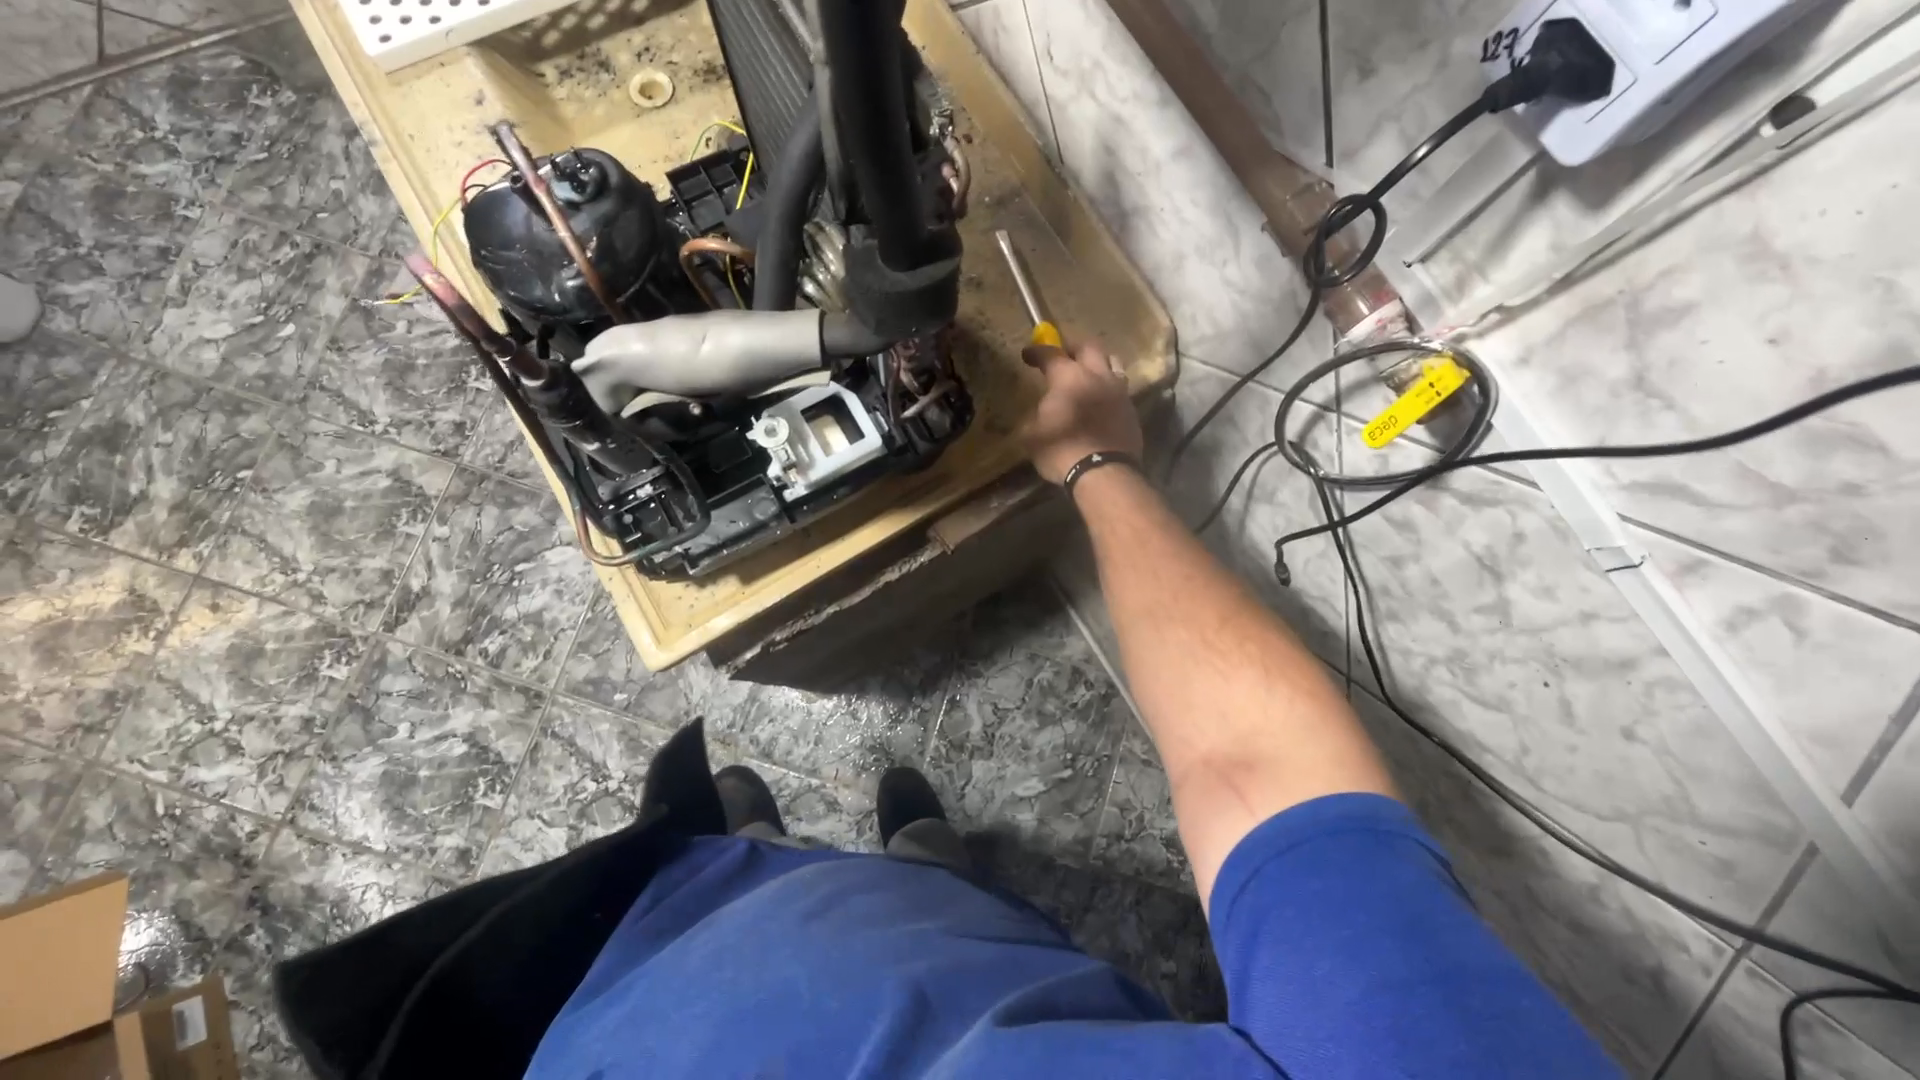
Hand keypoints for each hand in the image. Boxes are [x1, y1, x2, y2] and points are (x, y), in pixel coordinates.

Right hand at [1021, 339, 1142, 485]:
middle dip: (1073, 345)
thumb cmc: (1062, 451)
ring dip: (1098, 362)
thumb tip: (1041, 412)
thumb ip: (1035, 416)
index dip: (1037, 351)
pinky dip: (1108, 388)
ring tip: (1088, 371)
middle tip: (1063, 352)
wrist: (1104, 473)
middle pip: (1089, 346)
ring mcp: (1118, 391)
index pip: (1051, 354)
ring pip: (1112, 362)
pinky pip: (1120, 388)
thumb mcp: (1032, 435)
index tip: (1028, 354)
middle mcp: (1097, 376)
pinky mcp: (1131, 410)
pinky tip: (1101, 399)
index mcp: (1069, 377)